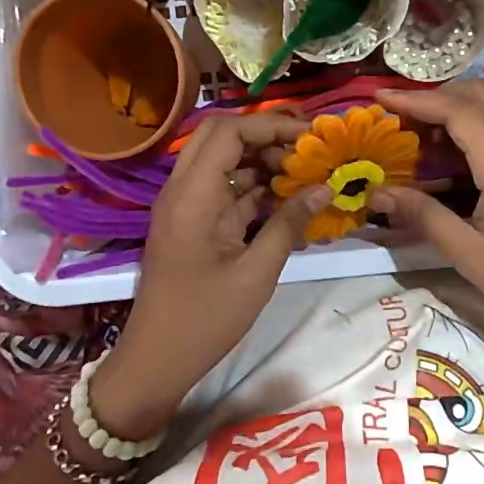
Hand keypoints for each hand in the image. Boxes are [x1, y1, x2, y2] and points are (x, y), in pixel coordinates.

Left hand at [91, 114, 330, 437]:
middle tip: (308, 149)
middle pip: (222, 136)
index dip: (272, 125)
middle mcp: (183, 190)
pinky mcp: (195, 223)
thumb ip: (289, 224)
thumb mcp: (257, 273)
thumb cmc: (206, 318)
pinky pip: (226, 190)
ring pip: (224, 161)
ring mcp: (187, 206)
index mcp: (192, 196)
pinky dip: (256, 188)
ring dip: (263, 160)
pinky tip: (290, 200)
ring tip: (306, 174)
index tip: (312, 137)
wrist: (158, 358)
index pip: (229, 132)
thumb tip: (324, 189)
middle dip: (267, 135)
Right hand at [372, 83, 483, 340]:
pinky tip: (446, 154)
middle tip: (398, 117)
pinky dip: (470, 125)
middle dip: (435, 96)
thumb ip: (423, 216)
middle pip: (480, 94)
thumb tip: (376, 194)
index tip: (380, 98)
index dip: (418, 99)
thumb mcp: (468, 254)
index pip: (460, 111)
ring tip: (416, 134)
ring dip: (453, 108)